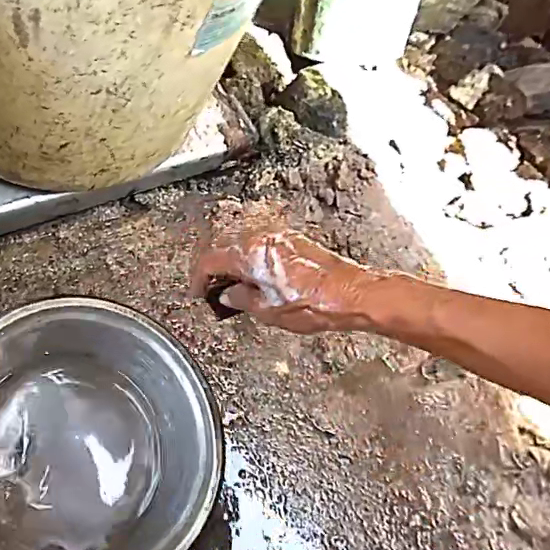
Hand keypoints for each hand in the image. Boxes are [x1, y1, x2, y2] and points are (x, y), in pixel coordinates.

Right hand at [190, 227, 390, 334]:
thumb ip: (239, 299)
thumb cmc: (313, 303)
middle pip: (223, 249)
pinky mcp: (293, 243)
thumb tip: (228, 295)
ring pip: (242, 247)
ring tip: (232, 287)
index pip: (209, 261)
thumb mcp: (266, 310)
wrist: (353, 294)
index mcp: (248, 253)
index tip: (197, 292)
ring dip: (232, 265)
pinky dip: (250, 262)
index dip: (198, 279)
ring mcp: (279, 238)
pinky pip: (260, 248)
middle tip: (210, 289)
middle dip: (213, 270)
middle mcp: (261, 239)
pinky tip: (254, 279)